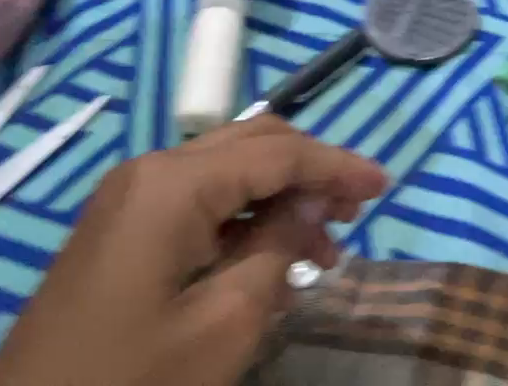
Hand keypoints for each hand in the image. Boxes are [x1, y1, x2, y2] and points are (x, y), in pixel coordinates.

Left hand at [0, 117, 387, 385]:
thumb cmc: (132, 380)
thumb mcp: (225, 320)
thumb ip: (279, 243)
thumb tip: (312, 198)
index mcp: (174, 182)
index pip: (278, 154)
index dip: (337, 166)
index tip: (385, 186)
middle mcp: (151, 170)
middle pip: (253, 145)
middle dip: (311, 172)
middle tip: (356, 210)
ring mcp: (130, 197)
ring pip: (228, 171)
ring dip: (280, 197)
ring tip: (322, 249)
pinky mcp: (122, 227)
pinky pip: (198, 202)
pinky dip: (243, 218)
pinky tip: (271, 258)